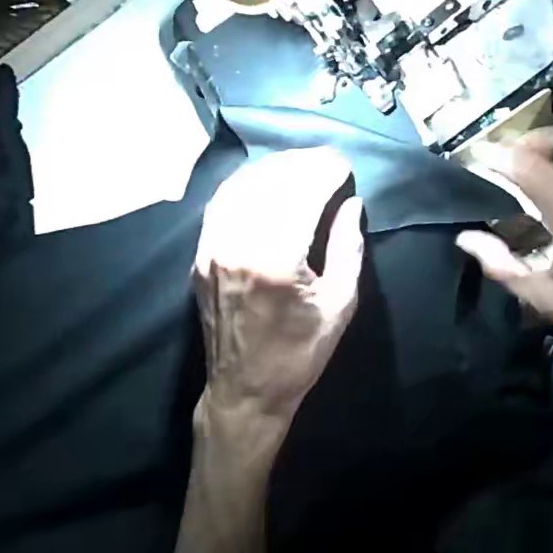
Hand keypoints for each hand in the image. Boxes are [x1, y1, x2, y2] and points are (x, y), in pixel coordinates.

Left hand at [192, 147, 364, 437]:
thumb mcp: (339, 305)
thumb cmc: (299, 354)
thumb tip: (350, 203)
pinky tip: (264, 179)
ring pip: (242, 187)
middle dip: (302, 164)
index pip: (301, 194)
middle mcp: (237, 246)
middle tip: (326, 161)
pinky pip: (221, 203)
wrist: (244, 391)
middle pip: (270, 183)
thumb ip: (347, 247)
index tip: (343, 166)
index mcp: (275, 261)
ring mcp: (212, 248)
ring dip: (273, 168)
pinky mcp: (201, 254)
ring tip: (299, 164)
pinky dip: (245, 184)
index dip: (324, 173)